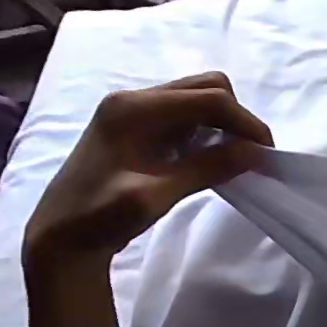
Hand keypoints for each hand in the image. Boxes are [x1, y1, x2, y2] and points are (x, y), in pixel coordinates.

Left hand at [24, 73, 272, 272]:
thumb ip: (206, 168)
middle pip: (207, 88)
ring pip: (200, 100)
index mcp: (134, 109)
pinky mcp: (140, 128)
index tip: (266, 153)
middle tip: (253, 155)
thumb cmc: (99, 218)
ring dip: (225, 124)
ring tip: (237, 159)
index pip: (208, 98)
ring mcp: (136, 112)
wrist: (60, 238)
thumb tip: (255, 152)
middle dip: (238, 118)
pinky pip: (188, 118)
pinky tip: (213, 159)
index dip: (244, 122)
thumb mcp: (155, 196)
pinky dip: (210, 133)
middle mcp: (135, 100)